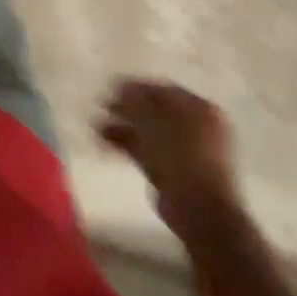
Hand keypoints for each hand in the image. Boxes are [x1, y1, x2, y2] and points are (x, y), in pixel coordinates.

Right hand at [98, 78, 240, 238]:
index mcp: (200, 109)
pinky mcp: (176, 168)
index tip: (108, 89)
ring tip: (96, 128)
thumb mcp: (151, 123)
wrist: (197, 209)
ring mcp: (187, 148)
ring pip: (149, 131)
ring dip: (122, 127)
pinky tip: (104, 145)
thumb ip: (133, 102)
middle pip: (155, 110)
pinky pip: (148, 149)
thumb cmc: (178, 158)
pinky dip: (127, 145)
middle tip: (101, 107)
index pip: (162, 89)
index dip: (134, 87)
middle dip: (125, 109)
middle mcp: (197, 125)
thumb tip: (118, 86)